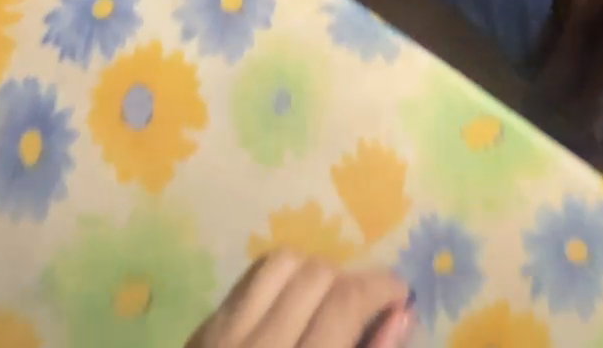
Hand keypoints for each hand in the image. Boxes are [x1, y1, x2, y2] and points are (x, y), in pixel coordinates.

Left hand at [187, 251, 413, 347]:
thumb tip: (399, 314)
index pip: (344, 302)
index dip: (382, 288)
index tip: (400, 298)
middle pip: (317, 275)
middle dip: (351, 284)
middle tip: (365, 312)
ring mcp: (221, 339)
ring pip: (282, 262)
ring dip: (314, 274)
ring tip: (327, 304)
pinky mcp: (202, 334)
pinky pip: (249, 278)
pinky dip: (280, 280)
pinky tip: (291, 306)